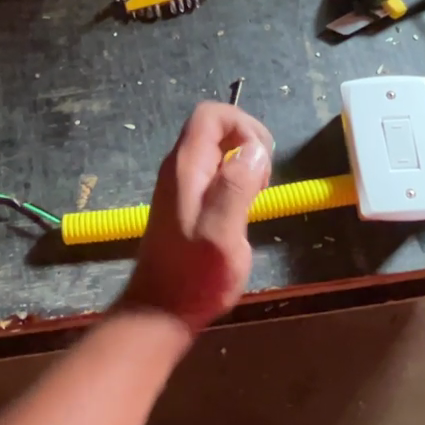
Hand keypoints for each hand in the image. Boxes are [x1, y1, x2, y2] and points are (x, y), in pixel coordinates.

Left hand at [119, 102, 272, 330]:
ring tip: (255, 197)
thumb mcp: (222, 232)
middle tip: (262, 181)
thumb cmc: (195, 275)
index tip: (262, 157)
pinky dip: (236, 182)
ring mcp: (181, 186)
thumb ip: (236, 187)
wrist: (162, 309)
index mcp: (185, 167)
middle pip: (215, 129)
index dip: (243, 124)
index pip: (210, 115)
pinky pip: (215, 175)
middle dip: (247, 143)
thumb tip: (254, 149)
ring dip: (244, 165)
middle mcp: (179, 168)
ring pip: (217, 152)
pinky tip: (242, 211)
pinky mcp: (187, 203)